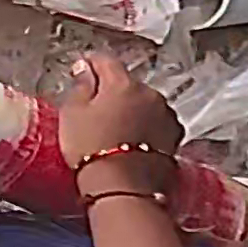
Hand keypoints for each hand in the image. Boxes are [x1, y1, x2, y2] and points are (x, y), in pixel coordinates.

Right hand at [60, 52, 185, 246]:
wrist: (123, 185)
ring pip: (142, 101)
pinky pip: (154, 121)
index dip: (90, 62)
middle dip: (111, 88)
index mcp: (122, 84)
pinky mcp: (174, 136)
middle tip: (91, 104)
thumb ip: (81, 86)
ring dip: (129, 107)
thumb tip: (85, 68)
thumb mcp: (72, 113)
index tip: (80, 67)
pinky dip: (142, 124)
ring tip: (111, 124)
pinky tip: (129, 137)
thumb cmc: (90, 146)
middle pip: (126, 82)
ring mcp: (166, 114)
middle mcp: (150, 94)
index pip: (105, 61)